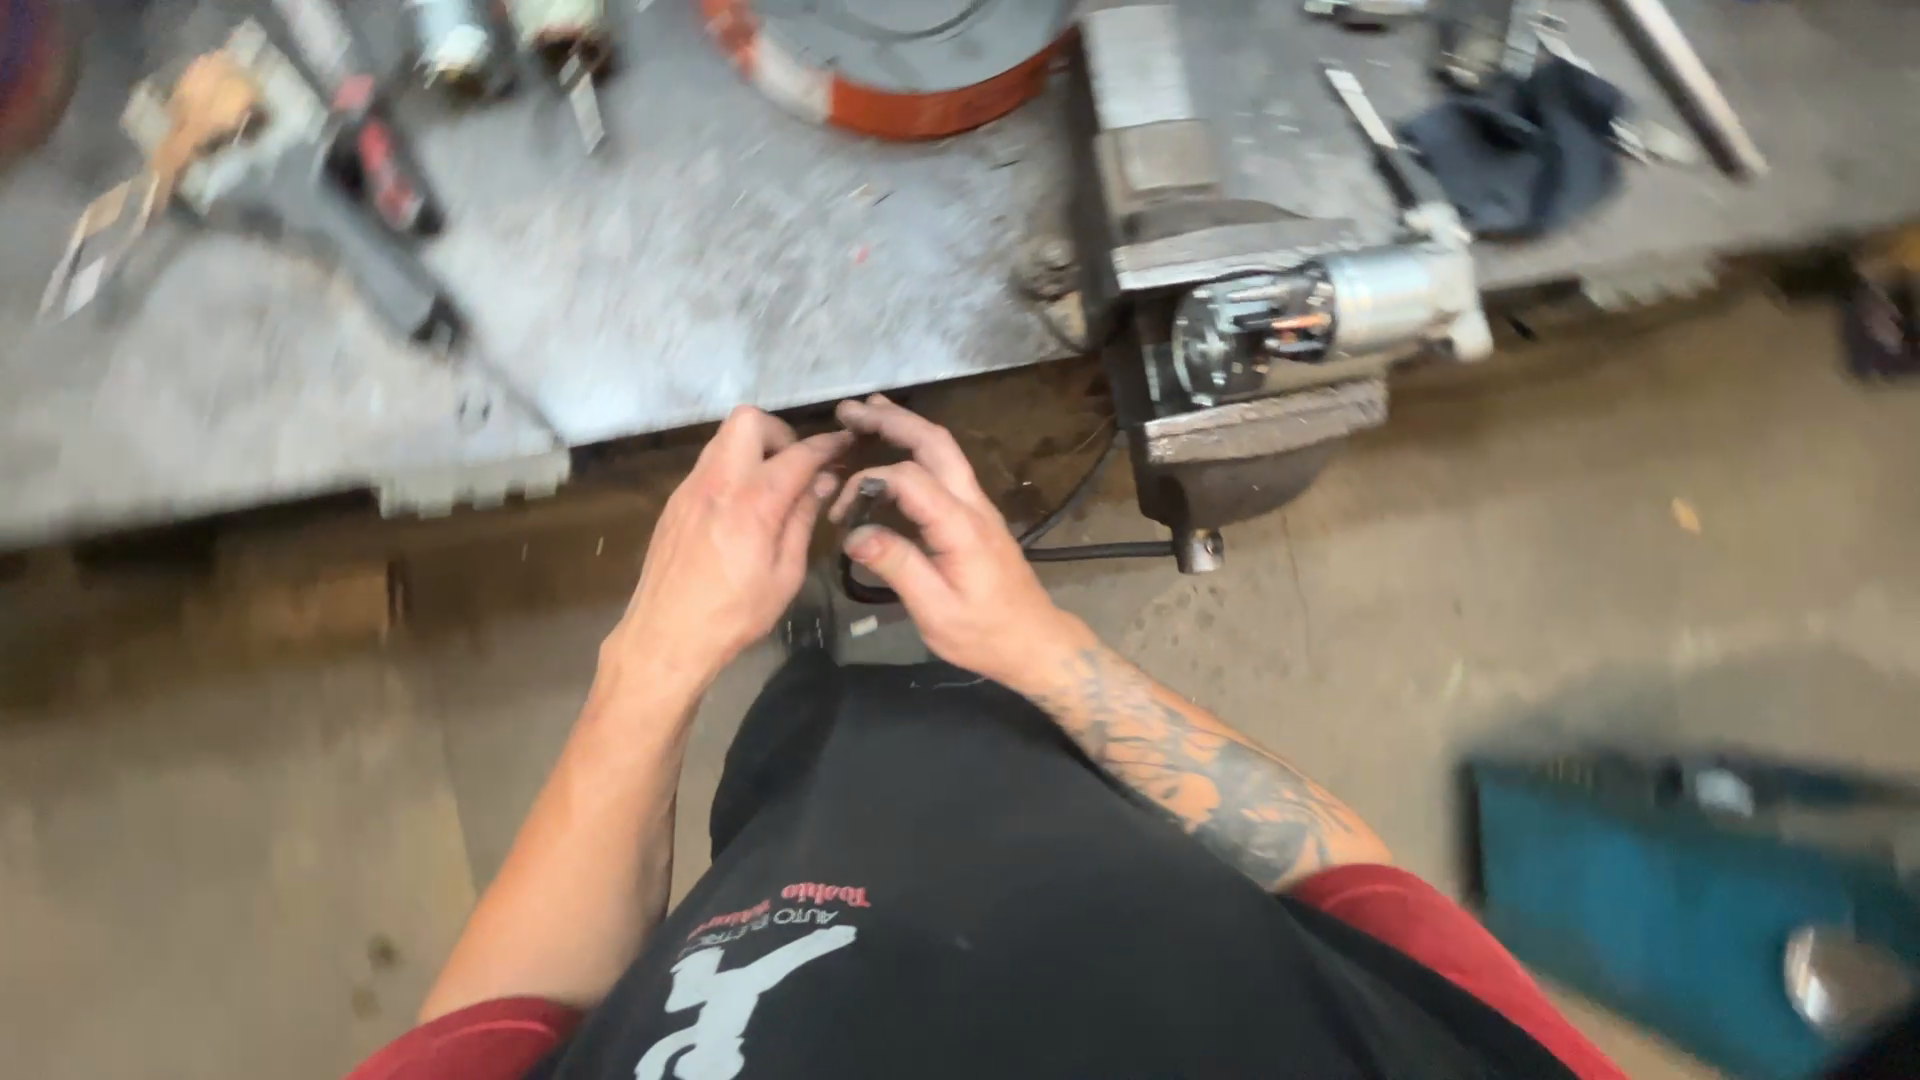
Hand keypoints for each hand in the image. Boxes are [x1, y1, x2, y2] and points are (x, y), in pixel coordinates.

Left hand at [604, 406, 850, 692]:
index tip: (845, 443)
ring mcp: (690, 487)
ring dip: (755, 447)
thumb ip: (803, 518)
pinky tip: (744, 505)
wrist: (666, 636)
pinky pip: (710, 463)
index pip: (798, 454)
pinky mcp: (675, 501)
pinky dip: (734, 468)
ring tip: (773, 485)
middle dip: (781, 433)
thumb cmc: (735, 614)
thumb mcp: (786, 573)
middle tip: (796, 466)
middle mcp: (718, 482)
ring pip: (724, 437)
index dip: (827, 444)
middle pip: (749, 419)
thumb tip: (822, 481)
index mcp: (753, 502)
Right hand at [830, 396, 1096, 686]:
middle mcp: (973, 504)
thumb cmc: (984, 633)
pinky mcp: (977, 515)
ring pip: (945, 449)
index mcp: (961, 526)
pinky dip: (918, 447)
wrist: (1033, 640)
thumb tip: (854, 535)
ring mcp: (979, 506)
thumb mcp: (935, 610)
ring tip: (869, 412)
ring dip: (907, 426)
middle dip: (892, 420)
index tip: (841, 512)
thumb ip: (897, 567)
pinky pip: (947, 467)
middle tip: (849, 410)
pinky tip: (897, 450)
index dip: (868, 481)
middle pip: (935, 442)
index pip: (909, 478)